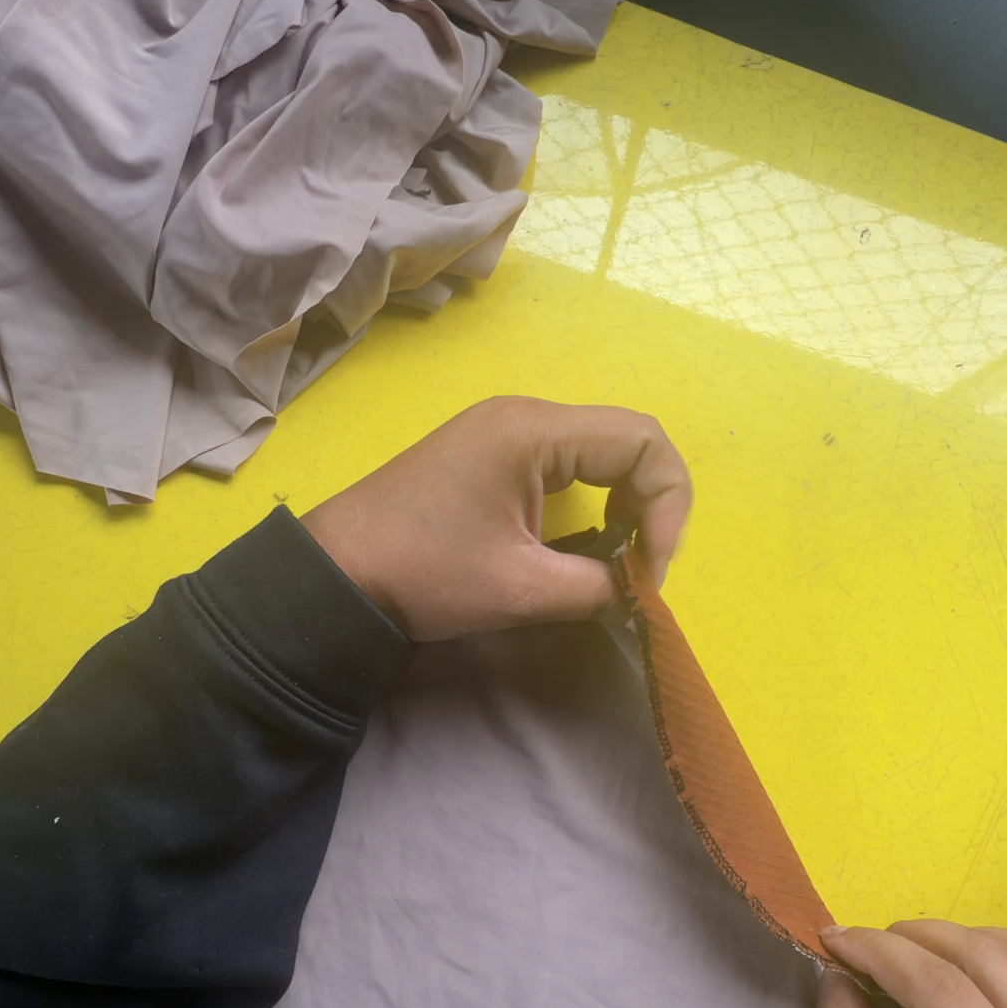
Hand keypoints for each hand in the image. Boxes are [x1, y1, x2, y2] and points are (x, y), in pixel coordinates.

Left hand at [299, 397, 691, 641]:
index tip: (652, 570)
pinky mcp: (494, 455)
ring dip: (625, 504)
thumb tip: (634, 590)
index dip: (669, 505)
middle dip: (652, 505)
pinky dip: (593, 501)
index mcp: (534, 431)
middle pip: (626, 442)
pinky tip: (585, 541)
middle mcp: (526, 417)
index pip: (643, 441)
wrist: (337, 575)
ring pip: (600, 452)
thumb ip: (597, 586)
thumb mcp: (520, 589)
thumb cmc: (424, 573)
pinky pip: (567, 465)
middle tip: (642, 568)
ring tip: (619, 559)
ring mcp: (507, 432)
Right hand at [816, 921, 1006, 1007]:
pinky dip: (1000, 952)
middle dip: (912, 938)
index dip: (881, 954)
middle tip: (864, 950)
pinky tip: (963, 971)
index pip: (949, 998)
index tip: (832, 939)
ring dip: (956, 937)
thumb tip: (836, 979)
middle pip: (993, 964)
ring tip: (909, 955)